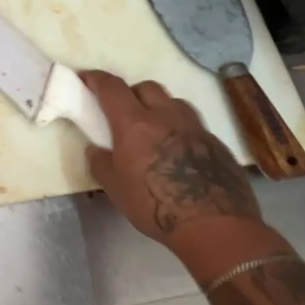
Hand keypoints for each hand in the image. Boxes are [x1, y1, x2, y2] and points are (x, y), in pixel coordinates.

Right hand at [81, 70, 262, 248]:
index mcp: (135, 124)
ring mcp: (196, 129)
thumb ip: (101, 162)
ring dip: (160, 107)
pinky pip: (194, 125)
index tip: (86, 78)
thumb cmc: (154, 204)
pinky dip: (180, 128)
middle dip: (131, 92)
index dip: (97, 78)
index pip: (112, 88)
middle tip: (122, 110)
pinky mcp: (217, 145)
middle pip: (147, 87)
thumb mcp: (114, 187)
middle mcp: (166, 118)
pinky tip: (178, 151)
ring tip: (154, 128)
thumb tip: (97, 149)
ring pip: (175, 102)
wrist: (215, 226)